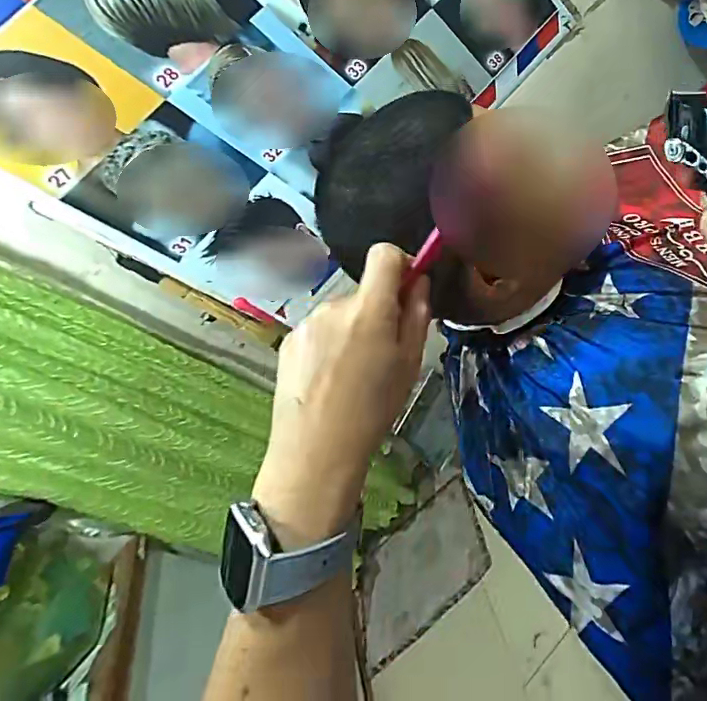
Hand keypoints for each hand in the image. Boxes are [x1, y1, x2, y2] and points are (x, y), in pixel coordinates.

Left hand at [253, 244, 431, 547]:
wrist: (315, 452)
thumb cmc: (374, 406)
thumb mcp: (411, 361)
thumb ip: (417, 313)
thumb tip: (418, 282)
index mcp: (369, 308)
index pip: (384, 253)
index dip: (401, 263)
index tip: (408, 289)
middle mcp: (334, 306)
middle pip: (365, 289)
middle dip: (379, 308)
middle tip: (385, 349)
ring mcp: (307, 323)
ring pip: (343, 312)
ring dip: (354, 327)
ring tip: (356, 370)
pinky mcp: (288, 342)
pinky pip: (321, 329)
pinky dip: (332, 342)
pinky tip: (331, 377)